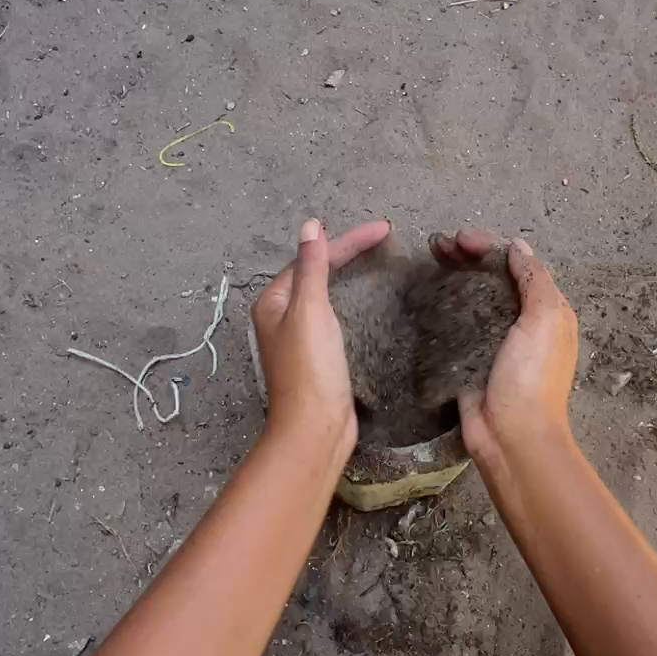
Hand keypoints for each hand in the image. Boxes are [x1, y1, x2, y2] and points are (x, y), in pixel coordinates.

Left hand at [252, 218, 391, 451]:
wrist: (316, 428)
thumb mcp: (310, 311)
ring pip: (323, 294)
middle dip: (347, 252)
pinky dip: (349, 300)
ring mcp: (298, 338)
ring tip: (373, 257)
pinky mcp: (317, 356)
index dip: (347, 241)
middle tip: (383, 236)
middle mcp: (281, 317)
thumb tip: (310, 226)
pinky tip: (360, 300)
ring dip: (346, 273)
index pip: (311, 258)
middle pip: (315, 272)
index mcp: (273, 302)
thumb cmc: (310, 370)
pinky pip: (332, 316)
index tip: (384, 229)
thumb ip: (311, 268)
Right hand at [429, 229, 579, 465]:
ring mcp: (494, 340)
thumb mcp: (545, 321)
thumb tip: (517, 247)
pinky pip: (457, 325)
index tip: (459, 239)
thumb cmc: (532, 378)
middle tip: (436, 245)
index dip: (489, 247)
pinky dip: (444, 306)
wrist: (511, 436)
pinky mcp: (470, 358)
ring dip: (453, 276)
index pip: (517, 265)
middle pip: (492, 278)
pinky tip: (426, 295)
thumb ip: (534, 281)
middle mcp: (522, 322)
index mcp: (547, 311)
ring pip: (473, 297)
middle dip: (467, 257)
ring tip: (428, 261)